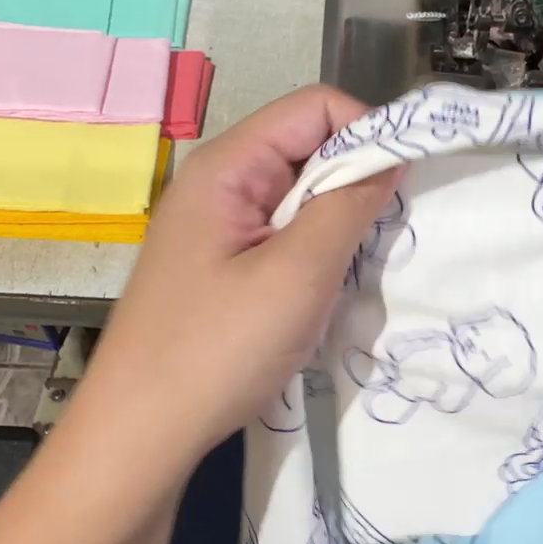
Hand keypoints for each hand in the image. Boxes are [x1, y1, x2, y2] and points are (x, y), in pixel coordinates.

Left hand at [77, 86, 401, 455]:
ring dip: (339, 222)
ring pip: (300, 195)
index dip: (366, 131)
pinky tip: (325, 292)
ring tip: (354, 270)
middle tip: (382, 237)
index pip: (314, 107)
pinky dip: (317, 251)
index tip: (401, 186)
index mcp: (227, 166)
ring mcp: (218, 226)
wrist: (141, 436)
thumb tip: (392, 158)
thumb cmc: (217, 350)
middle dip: (355, 181)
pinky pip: (285, 234)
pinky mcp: (223, 264)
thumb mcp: (298, 274)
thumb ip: (348, 206)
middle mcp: (219, 182)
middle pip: (307, 147)